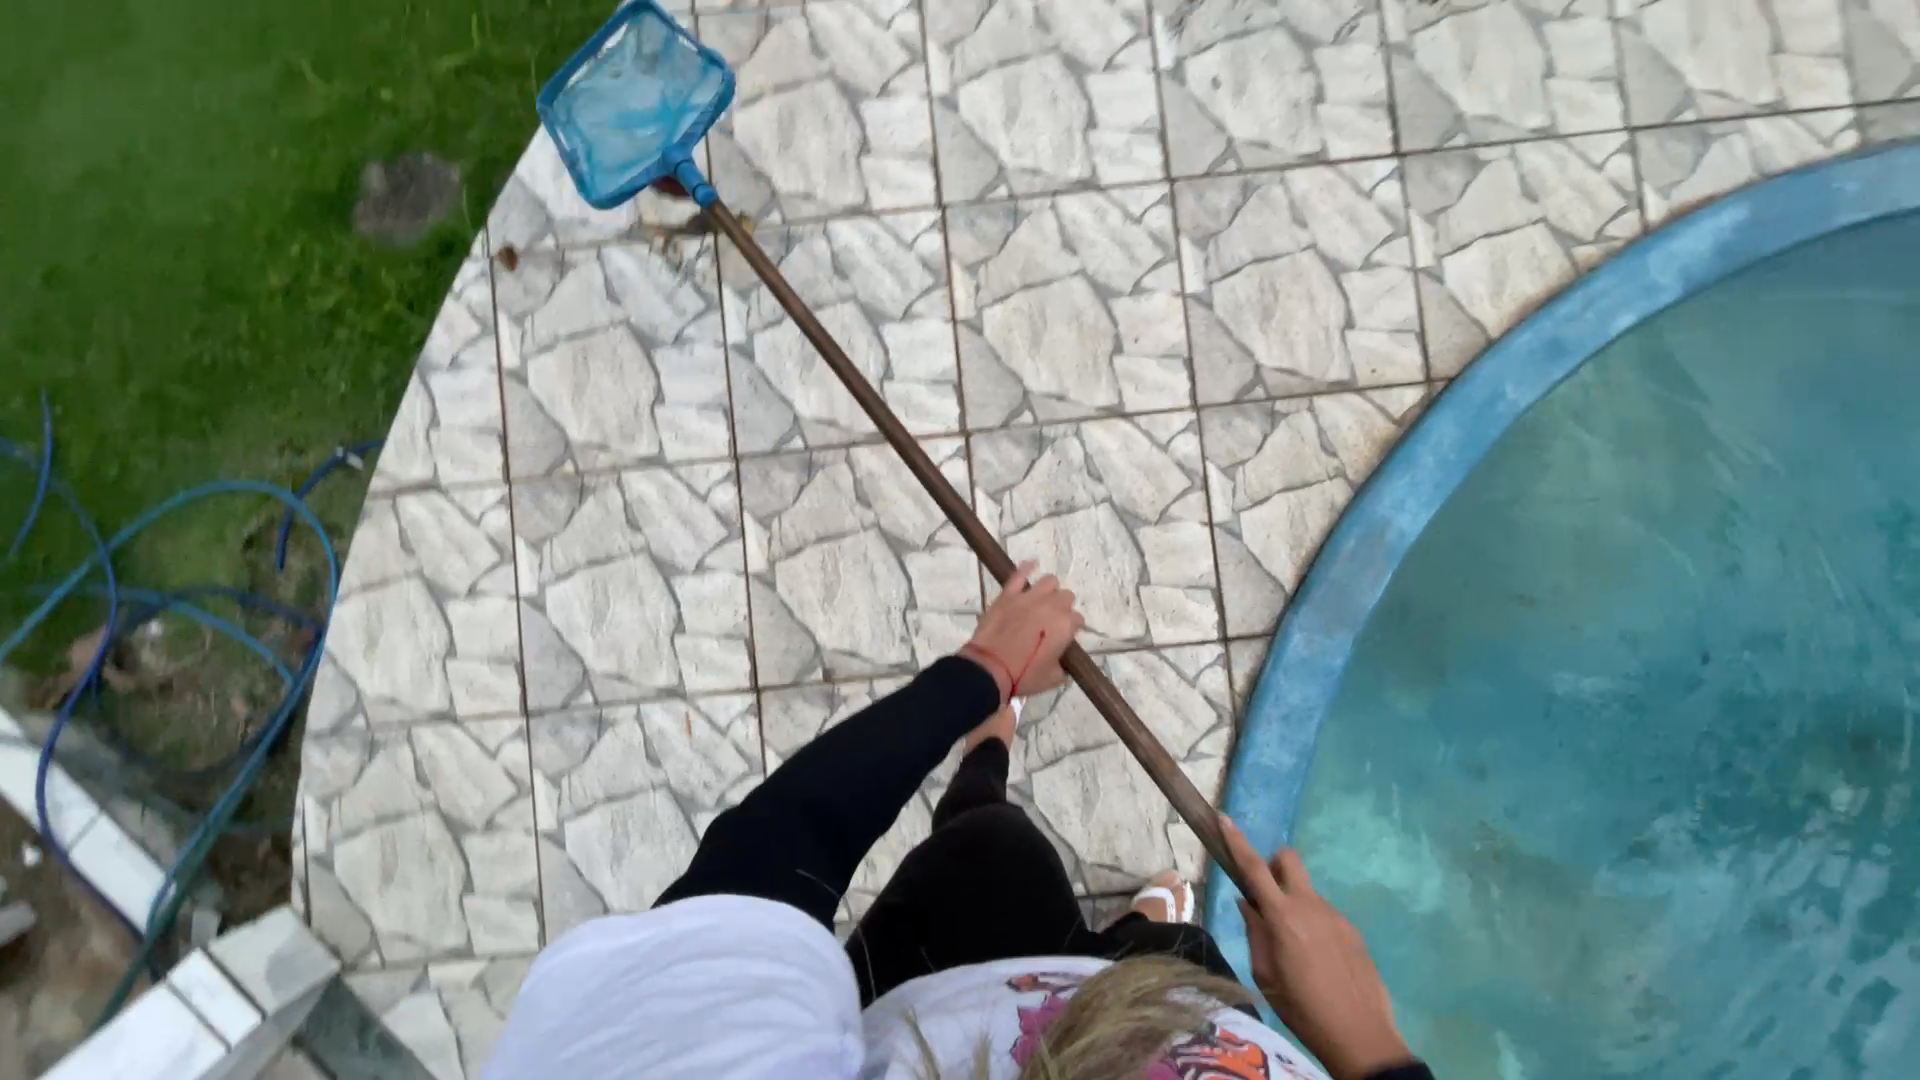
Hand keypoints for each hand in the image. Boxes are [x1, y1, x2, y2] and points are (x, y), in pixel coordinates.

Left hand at [960, 560, 1084, 704]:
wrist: (990, 667)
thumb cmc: (1023, 676)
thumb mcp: (1052, 678)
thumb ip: (1062, 665)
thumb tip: (1059, 660)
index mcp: (1065, 625)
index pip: (1078, 620)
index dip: (1072, 628)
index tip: (1064, 636)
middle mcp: (1052, 606)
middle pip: (1066, 597)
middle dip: (1063, 607)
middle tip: (1052, 619)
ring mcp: (1029, 597)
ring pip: (1049, 581)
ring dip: (1050, 590)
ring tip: (1044, 598)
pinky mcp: (1008, 594)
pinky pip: (1019, 574)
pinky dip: (1026, 568)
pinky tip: (1031, 564)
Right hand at [1223, 817, 1414, 1079]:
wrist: (1362, 1039)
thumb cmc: (1303, 1010)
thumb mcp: (1265, 975)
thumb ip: (1255, 933)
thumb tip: (1248, 903)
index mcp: (1283, 918)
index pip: (1254, 868)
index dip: (1236, 841)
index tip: (1224, 818)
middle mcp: (1310, 907)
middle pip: (1288, 859)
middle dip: (1272, 865)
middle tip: (1266, 897)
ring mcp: (1335, 916)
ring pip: (1305, 891)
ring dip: (1292, 904)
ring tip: (1296, 949)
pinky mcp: (1352, 930)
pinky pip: (1323, 914)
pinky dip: (1312, 925)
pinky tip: (1318, 962)